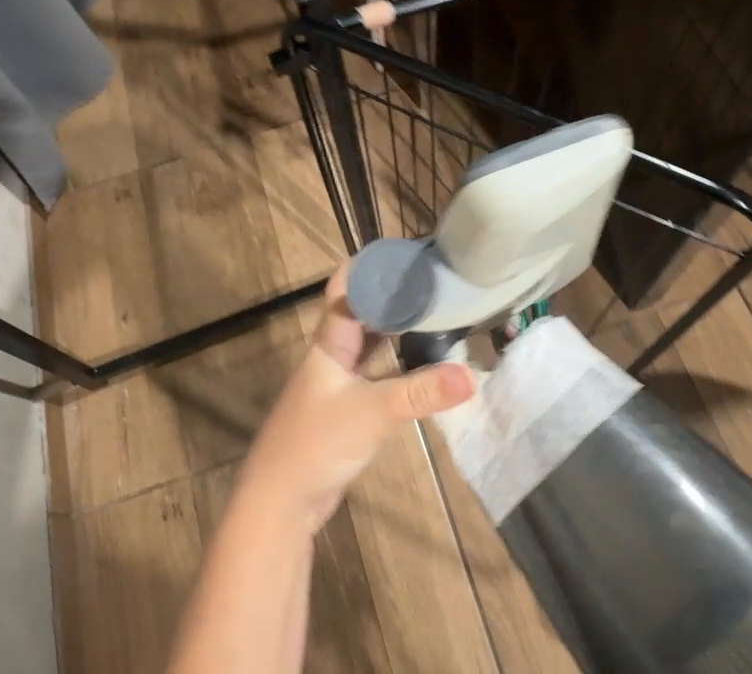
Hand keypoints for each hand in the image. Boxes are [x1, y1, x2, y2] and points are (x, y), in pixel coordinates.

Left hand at [234, 265, 476, 534]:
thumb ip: (421, 392)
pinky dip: (396, 363)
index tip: (409, 251)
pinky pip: (374, 373)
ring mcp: (336, 383)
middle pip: (361, 313)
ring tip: (433, 312)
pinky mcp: (344, 410)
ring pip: (368, 344)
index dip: (372, 266)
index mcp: (329, 343)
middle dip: (392, 295)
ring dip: (394, 328)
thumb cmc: (317, 443)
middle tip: (433, 281)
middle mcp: (331, 356)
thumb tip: (471, 374)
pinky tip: (419, 363)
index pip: (347, 288)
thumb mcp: (374, 412)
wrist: (280, 500)